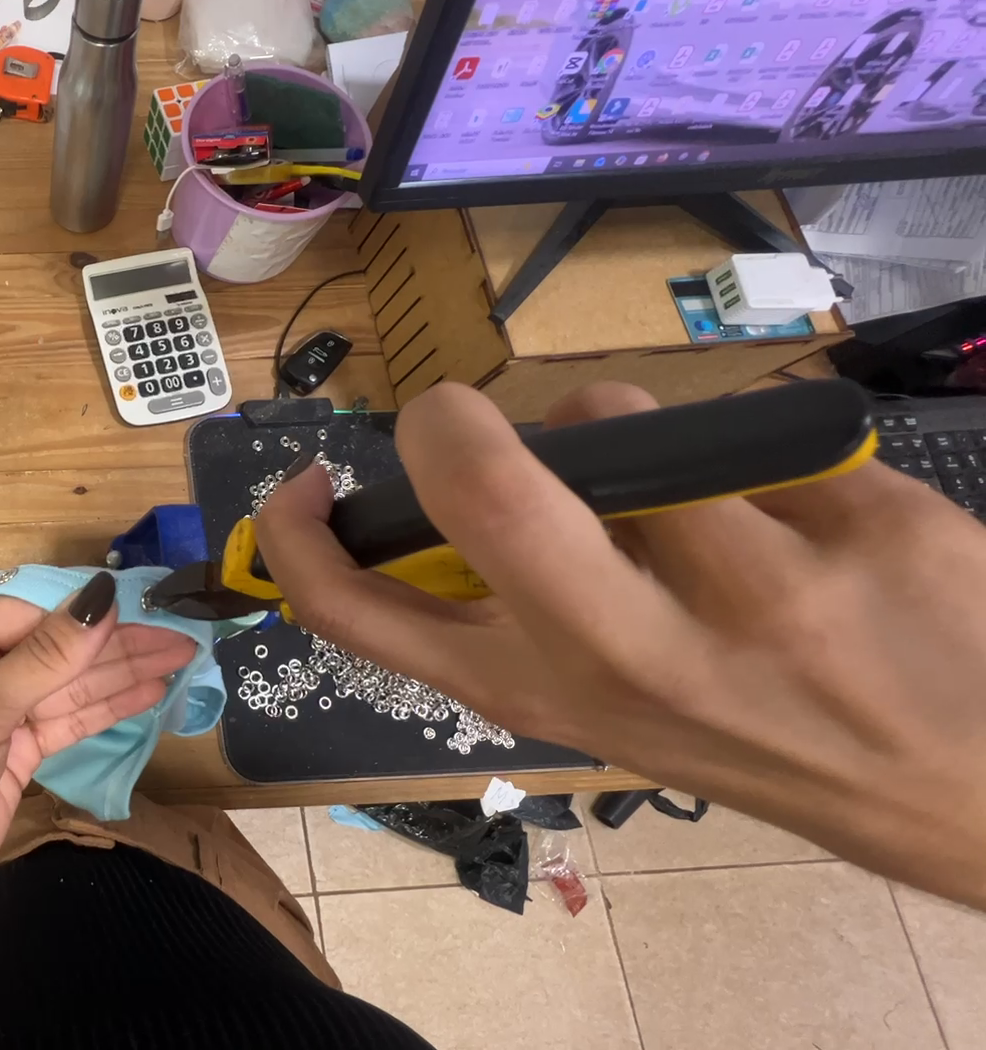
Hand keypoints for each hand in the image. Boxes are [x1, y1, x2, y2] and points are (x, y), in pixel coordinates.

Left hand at [0, 573, 198, 958]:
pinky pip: (66, 721)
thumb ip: (48, 656)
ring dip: (123, 673)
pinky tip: (148, 690)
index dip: (93, 615)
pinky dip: (106, 708)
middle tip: (186, 637)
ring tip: (183, 657)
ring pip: (68, 685)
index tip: (154, 610)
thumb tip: (101, 594)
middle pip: (57, 648)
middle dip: (119, 645)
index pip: (35, 613)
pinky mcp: (13, 754)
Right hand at [256, 382, 985, 908]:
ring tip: (679, 492)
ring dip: (617, 428)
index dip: (293, 534)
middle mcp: (624, 654)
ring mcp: (766, 598)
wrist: (972, 793)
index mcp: (528, 688)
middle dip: (448, 424)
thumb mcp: (576, 695)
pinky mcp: (883, 532)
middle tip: (458, 420)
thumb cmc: (729, 727)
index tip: (306, 483)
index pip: (351, 611)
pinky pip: (746, 420)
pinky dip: (744, 447)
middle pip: (484, 488)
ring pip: (618, 417)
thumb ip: (489, 603)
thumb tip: (436, 483)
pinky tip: (801, 511)